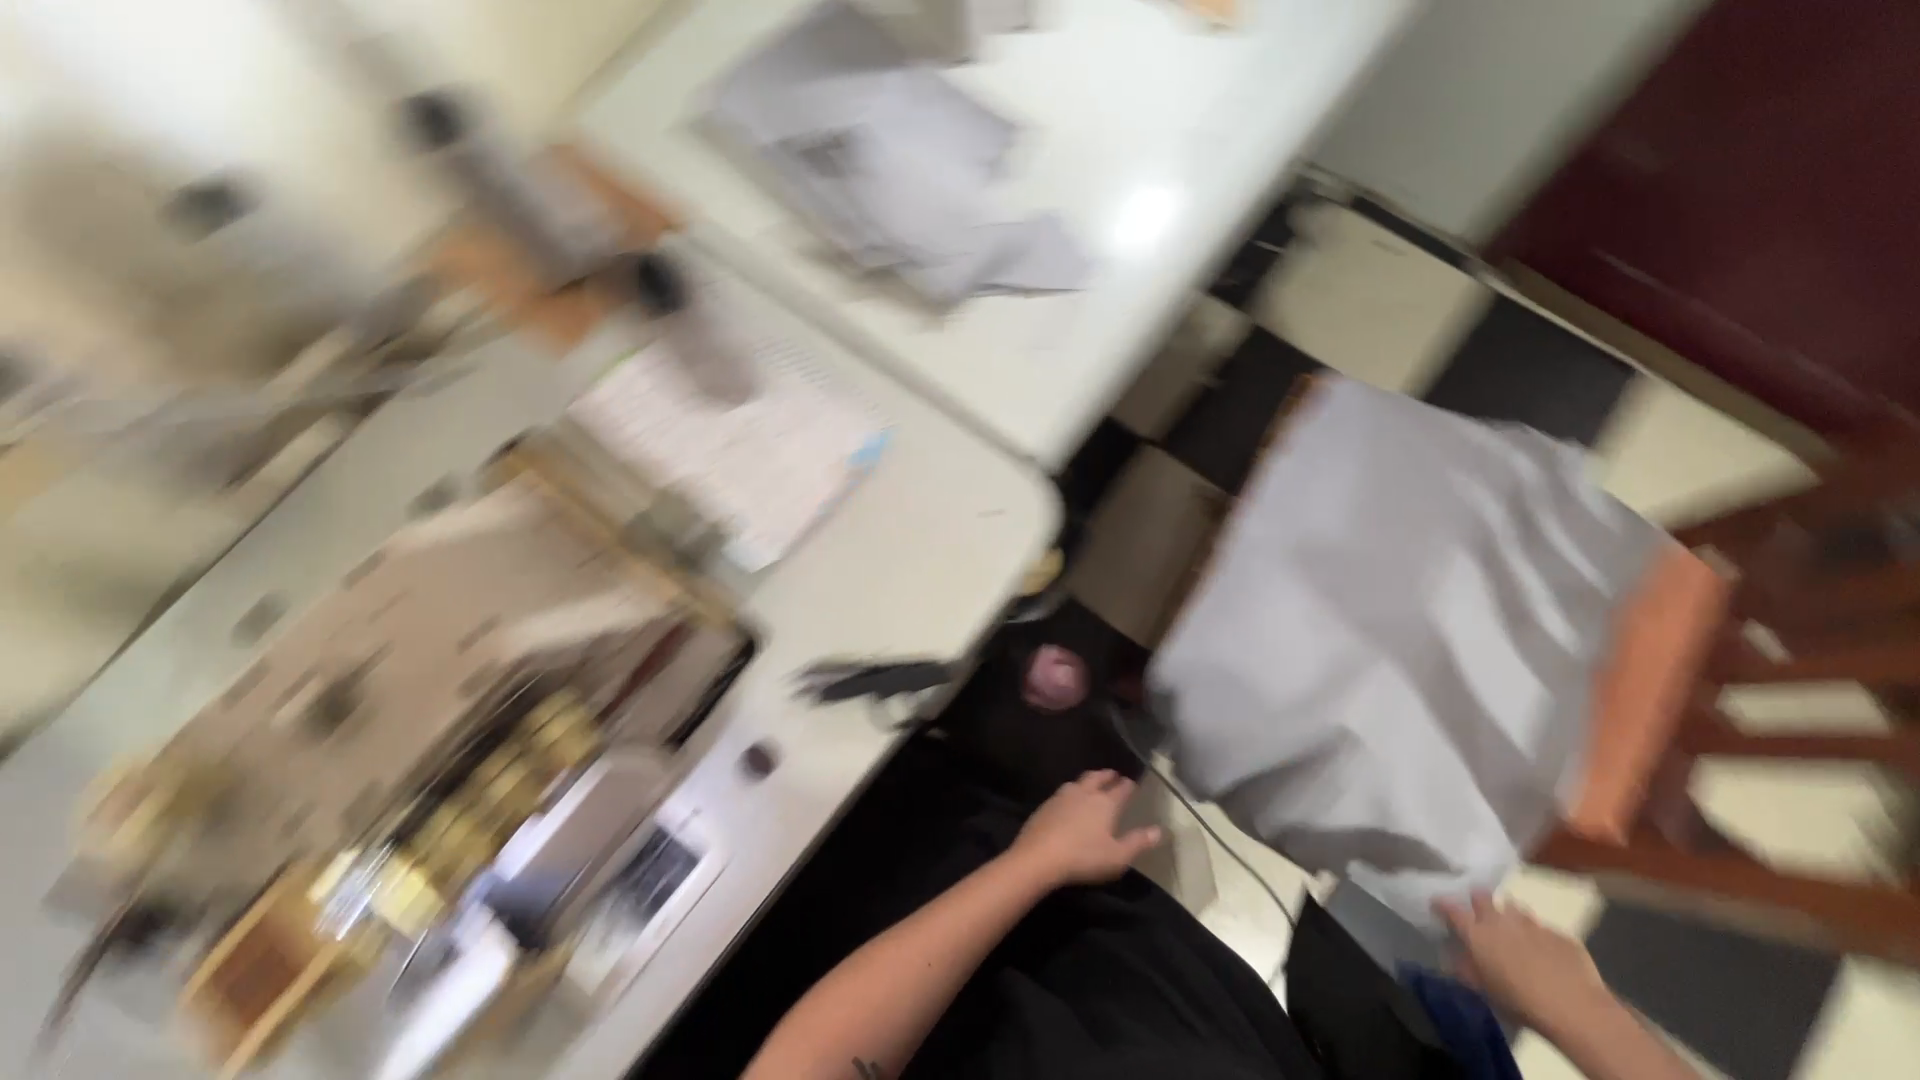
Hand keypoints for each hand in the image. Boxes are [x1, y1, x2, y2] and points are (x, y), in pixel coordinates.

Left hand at [1006, 770, 1161, 887]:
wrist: (1039, 857)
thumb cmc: (1084, 857)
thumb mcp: (1118, 856)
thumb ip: (1138, 842)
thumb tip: (1159, 830)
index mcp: (1105, 803)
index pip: (1121, 789)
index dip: (1128, 785)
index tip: (1133, 782)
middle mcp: (1084, 793)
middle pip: (1097, 778)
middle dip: (1107, 775)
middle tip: (1113, 774)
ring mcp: (1062, 797)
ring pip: (1078, 782)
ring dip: (1088, 780)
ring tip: (1092, 783)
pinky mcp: (1045, 805)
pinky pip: (1062, 792)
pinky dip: (1071, 791)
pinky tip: (1068, 799)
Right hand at [1434, 891, 1617, 1035]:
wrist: (1574, 1007)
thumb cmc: (1519, 1000)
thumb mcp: (1483, 989)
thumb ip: (1464, 968)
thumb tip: (1452, 957)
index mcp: (1477, 933)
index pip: (1451, 908)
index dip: (1442, 904)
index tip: (1438, 905)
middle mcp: (1501, 920)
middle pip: (1483, 896)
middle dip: (1479, 900)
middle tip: (1480, 912)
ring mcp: (1532, 924)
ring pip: (1515, 906)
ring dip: (1510, 914)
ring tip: (1513, 928)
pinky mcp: (1559, 934)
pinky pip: (1543, 927)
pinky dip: (1538, 934)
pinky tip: (1544, 950)